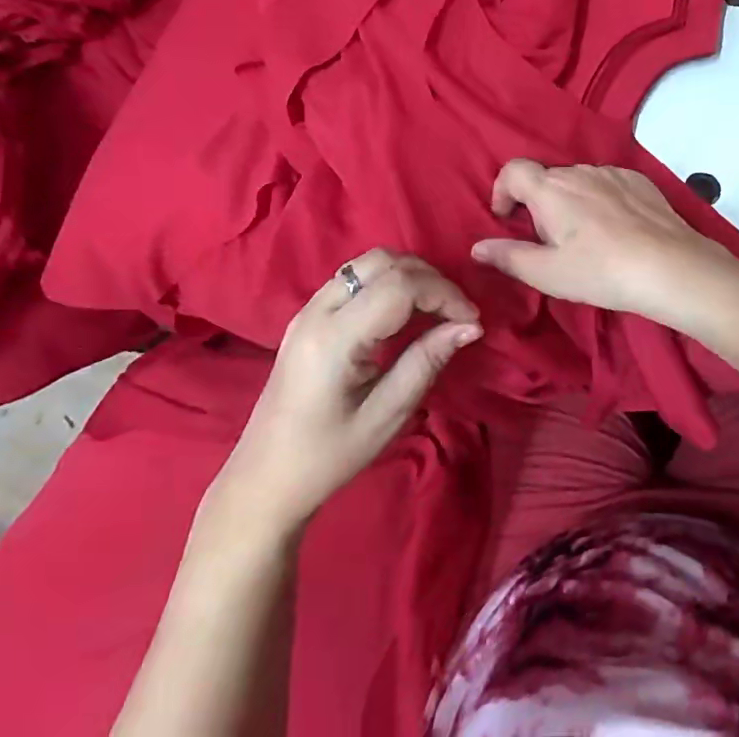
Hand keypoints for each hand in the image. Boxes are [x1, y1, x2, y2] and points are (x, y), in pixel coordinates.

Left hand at [215, 249, 481, 528]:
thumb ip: (426, 362)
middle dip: (429, 278)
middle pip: (382, 262)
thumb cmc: (328, 456)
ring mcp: (307, 310)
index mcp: (333, 339)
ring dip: (409, 276)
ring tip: (437, 311)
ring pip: (367, 263)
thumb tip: (469, 327)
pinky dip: (389, 283)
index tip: (472, 321)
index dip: (443, 293)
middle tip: (456, 314)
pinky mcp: (308, 316)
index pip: (398, 286)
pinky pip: (355, 278)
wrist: (266, 477)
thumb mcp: (386, 416)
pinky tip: (407, 313)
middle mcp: (316, 312)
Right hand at [471, 159, 738, 326]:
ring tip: (585, 238)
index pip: (513, 171)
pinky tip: (615, 229)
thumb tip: (478, 247)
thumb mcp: (548, 274)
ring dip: (570, 201)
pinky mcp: (640, 181)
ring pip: (578, 180)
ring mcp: (613, 173)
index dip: (502, 191)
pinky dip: (600, 200)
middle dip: (538, 204)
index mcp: (551, 189)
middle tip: (549, 242)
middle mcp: (580, 171)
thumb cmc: (602, 271)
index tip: (506, 219)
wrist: (671, 267)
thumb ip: (509, 257)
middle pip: (546, 178)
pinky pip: (607, 184)